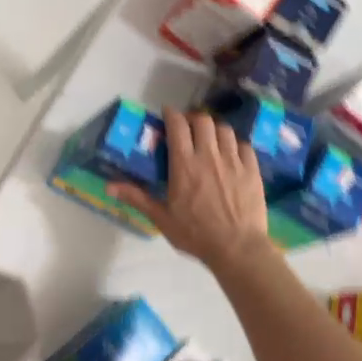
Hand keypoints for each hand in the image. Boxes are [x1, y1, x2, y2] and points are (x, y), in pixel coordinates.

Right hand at [110, 108, 274, 272]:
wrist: (237, 247)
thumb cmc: (195, 233)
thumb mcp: (161, 218)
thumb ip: (137, 197)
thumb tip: (109, 187)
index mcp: (184, 165)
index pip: (178, 126)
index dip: (172, 114)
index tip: (167, 113)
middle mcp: (209, 156)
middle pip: (203, 121)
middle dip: (193, 119)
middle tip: (187, 128)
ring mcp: (233, 161)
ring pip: (224, 130)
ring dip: (214, 129)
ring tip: (209, 139)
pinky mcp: (252, 170)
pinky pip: (244, 145)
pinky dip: (234, 144)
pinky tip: (230, 153)